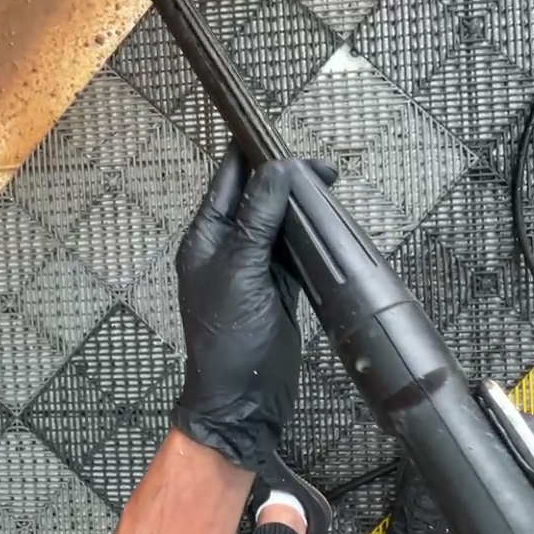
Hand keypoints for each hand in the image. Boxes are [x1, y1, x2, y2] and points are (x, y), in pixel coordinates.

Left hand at [172, 152, 333, 470]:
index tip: (279, 134)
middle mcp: (227, 246)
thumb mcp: (242, 271)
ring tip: (325, 188)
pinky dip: (306, 235)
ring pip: (276, 221)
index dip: (251, 154)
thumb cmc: (229, 340)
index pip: (228, 179)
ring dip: (297, 206)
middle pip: (256, 197)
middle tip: (319, 169)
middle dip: (283, 178)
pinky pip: (290, 248)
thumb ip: (259, 219)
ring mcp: (252, 266)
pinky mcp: (276, 284)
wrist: (243, 398)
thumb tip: (277, 169)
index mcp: (207, 237)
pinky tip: (323, 225)